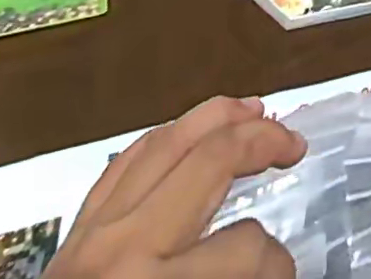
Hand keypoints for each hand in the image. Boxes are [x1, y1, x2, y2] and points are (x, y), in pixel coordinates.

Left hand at [45, 96, 306, 278]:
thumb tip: (272, 264)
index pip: (246, 249)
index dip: (279, 260)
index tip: (287, 269)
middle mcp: (130, 249)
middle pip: (209, 163)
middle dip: (261, 141)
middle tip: (294, 142)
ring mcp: (98, 231)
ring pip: (167, 141)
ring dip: (217, 116)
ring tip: (253, 107)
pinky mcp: (76, 229)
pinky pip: (126, 161)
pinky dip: (165, 136)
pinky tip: (189, 130)